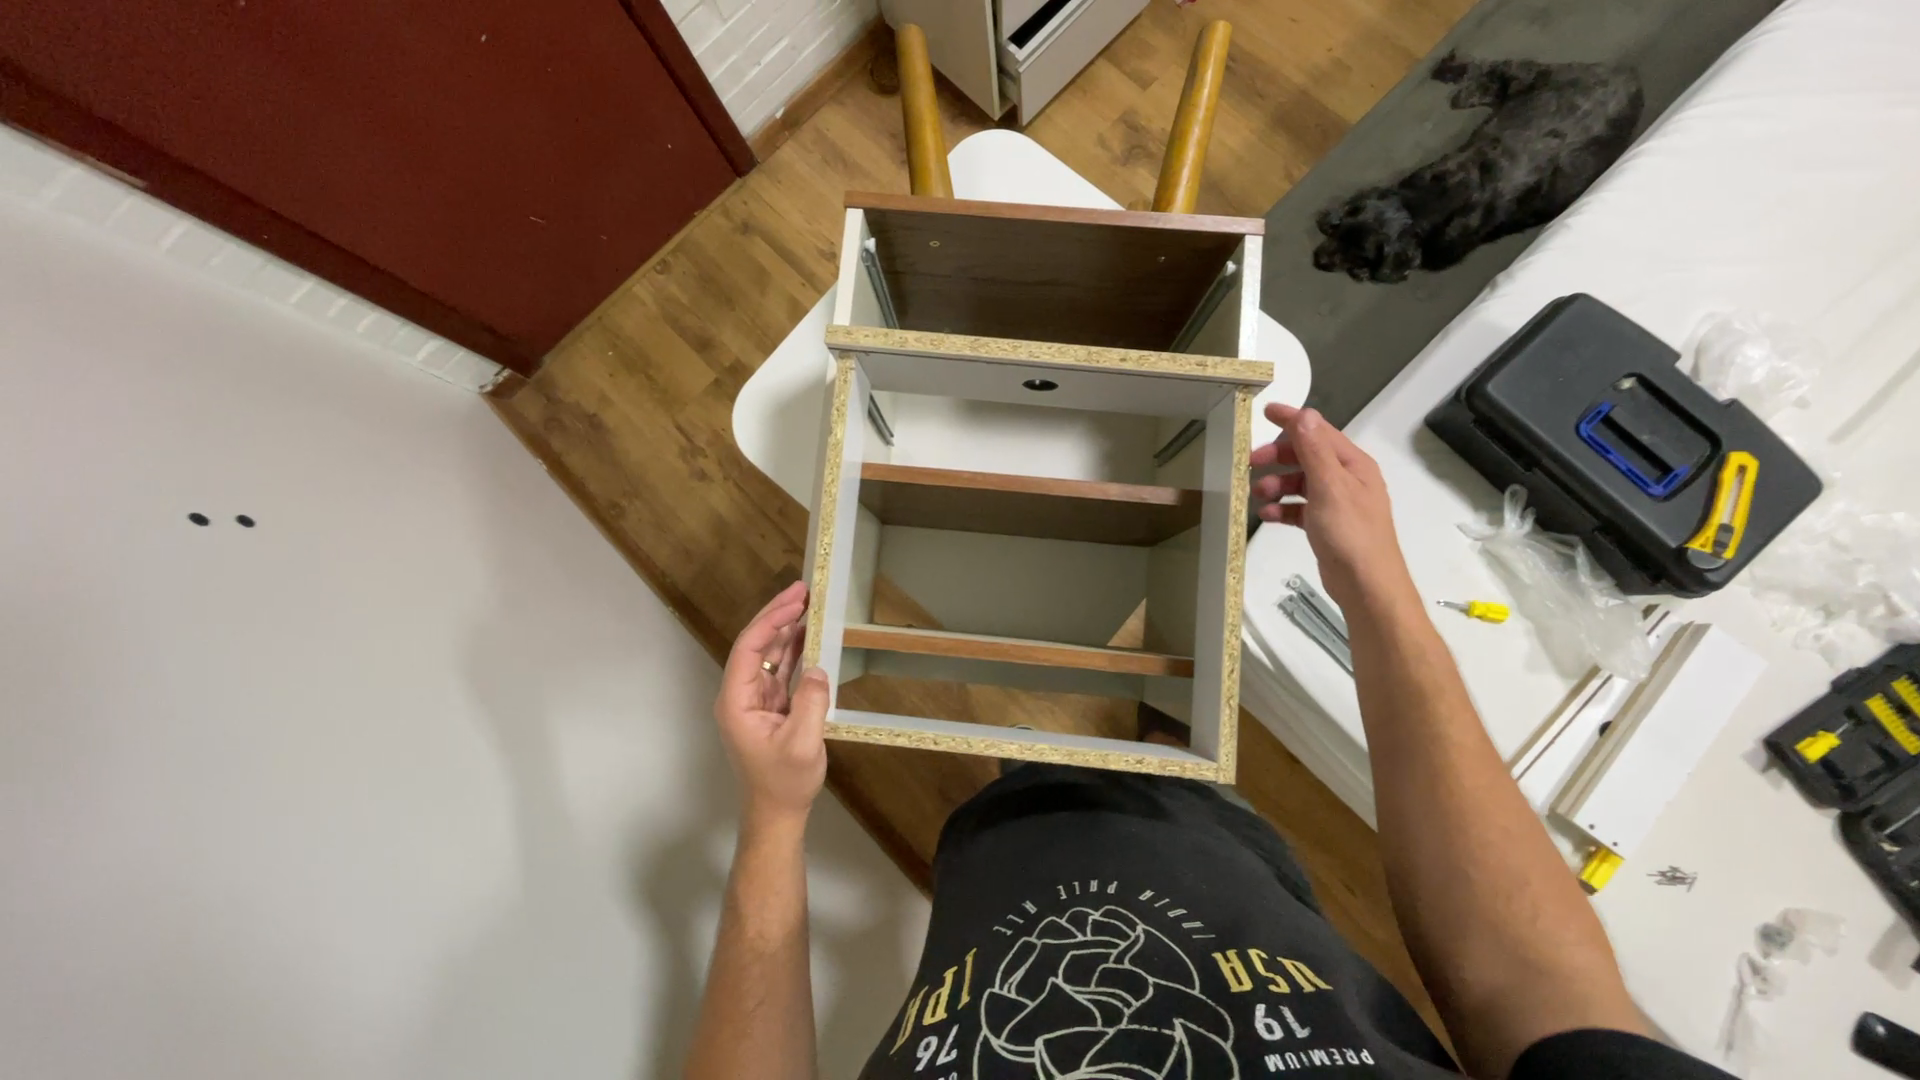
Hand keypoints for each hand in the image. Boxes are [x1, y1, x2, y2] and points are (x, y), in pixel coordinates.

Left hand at [715, 581, 829, 826]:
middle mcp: (741, 695)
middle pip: (755, 645)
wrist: (778, 813)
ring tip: (809, 604)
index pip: (749, 649)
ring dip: (787, 630)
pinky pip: (780, 670)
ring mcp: (756, 701)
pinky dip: (795, 651)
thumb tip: (817, 668)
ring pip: (768, 655)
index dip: (770, 621)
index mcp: (736, 702)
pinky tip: (809, 635)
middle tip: (803, 590)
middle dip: (777, 616)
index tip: (795, 600)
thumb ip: (810, 702)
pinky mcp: (771, 707)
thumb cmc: (784, 782)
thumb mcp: (801, 743)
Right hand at [1250, 404, 1416, 611]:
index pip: (1319, 432)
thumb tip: (1304, 414)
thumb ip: (1315, 451)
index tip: (1265, 412)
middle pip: (1306, 457)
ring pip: (1300, 483)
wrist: (1366, 584)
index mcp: (1352, 465)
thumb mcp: (1329, 487)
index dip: (1292, 420)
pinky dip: (1282, 509)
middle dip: (1278, 458)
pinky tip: (1267, 516)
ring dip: (1277, 485)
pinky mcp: (1326, 525)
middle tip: (1250, 462)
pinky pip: (1299, 509)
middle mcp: (1346, 479)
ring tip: (1258, 495)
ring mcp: (1337, 503)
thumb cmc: (1349, 533)